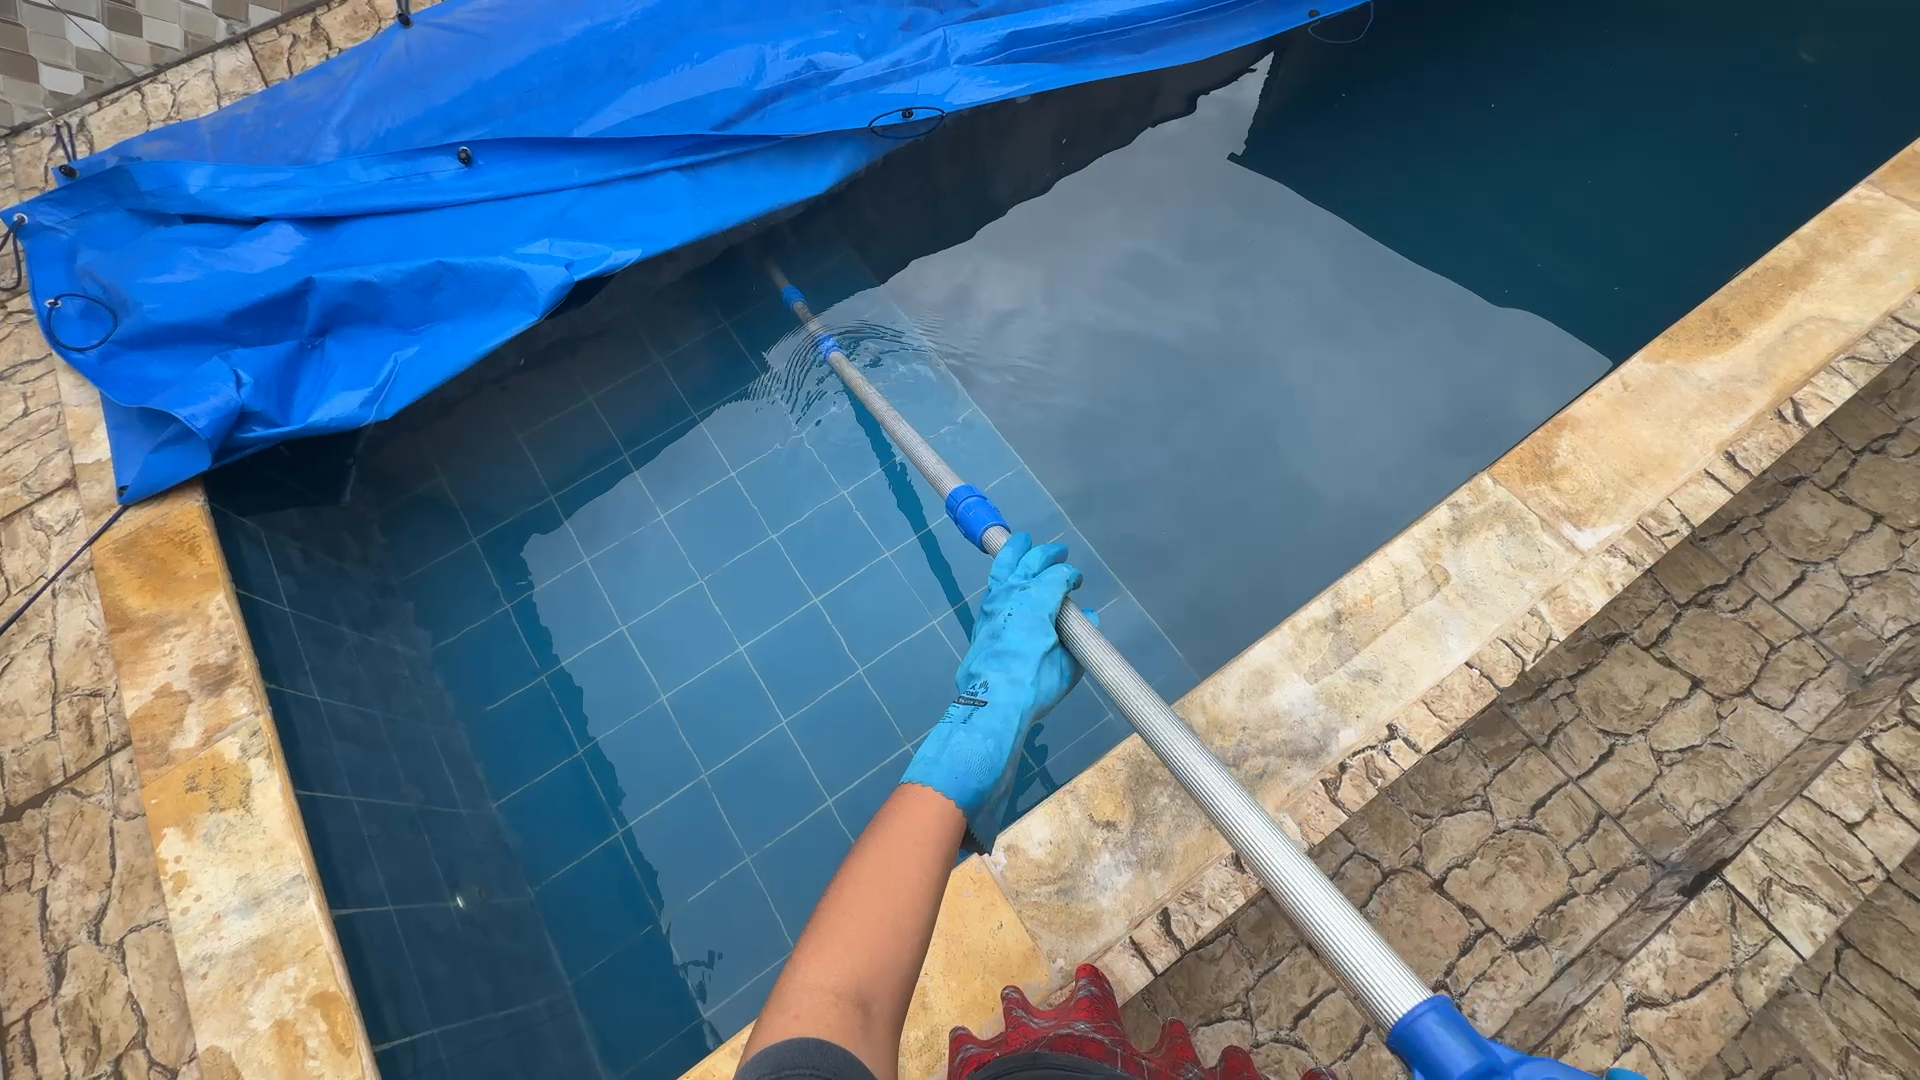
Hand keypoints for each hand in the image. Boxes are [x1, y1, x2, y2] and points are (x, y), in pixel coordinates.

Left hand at [901, 532, 1087, 851]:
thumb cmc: (1035, 684)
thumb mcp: (1068, 664)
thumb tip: (1089, 618)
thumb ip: (1079, 639)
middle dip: (1044, 554)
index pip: (1056, 575)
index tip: (1076, 579)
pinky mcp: (981, 621)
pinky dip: (1002, 575)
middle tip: (1056, 549)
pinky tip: (1006, 577)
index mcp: (1037, 600)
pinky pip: (994, 586)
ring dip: (1015, 554)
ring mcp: (993, 606)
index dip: (1068, 574)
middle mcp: (1013, 596)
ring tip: (1021, 542)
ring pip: (1004, 568)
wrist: (993, 702)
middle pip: (1029, 563)